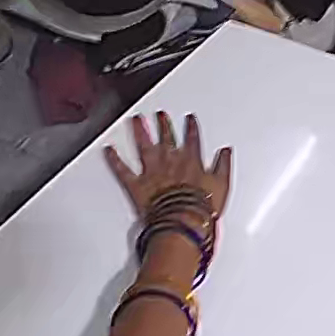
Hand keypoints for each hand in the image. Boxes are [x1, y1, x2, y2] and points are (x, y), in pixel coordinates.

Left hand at [105, 111, 232, 221]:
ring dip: (140, 132)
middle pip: (166, 138)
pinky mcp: (137, 185)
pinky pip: (123, 170)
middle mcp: (170, 162)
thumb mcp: (222, 184)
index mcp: (191, 161)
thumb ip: (223, 165)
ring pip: (144, 146)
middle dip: (163, 124)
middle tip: (160, 114)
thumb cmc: (201, 206)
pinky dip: (114, 159)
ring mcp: (152, 172)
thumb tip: (226, 152)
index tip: (189, 118)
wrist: (182, 221)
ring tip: (136, 120)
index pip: (193, 139)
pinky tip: (109, 150)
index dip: (191, 127)